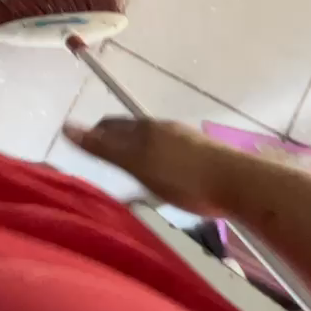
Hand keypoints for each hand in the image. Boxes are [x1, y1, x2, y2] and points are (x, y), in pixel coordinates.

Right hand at [62, 117, 266, 217]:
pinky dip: (163, 164)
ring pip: (154, 143)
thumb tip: (65, 127)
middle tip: (111, 165)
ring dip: (142, 155)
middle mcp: (163, 128)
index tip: (89, 152)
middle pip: (131, 131)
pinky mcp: (207, 156)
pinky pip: (174, 155)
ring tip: (139, 176)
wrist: (246, 185)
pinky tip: (170, 182)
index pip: (109, 125)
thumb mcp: (136, 164)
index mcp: (143, 127)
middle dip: (117, 143)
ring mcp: (187, 140)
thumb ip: (102, 147)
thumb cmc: (184, 177)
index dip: (95, 135)